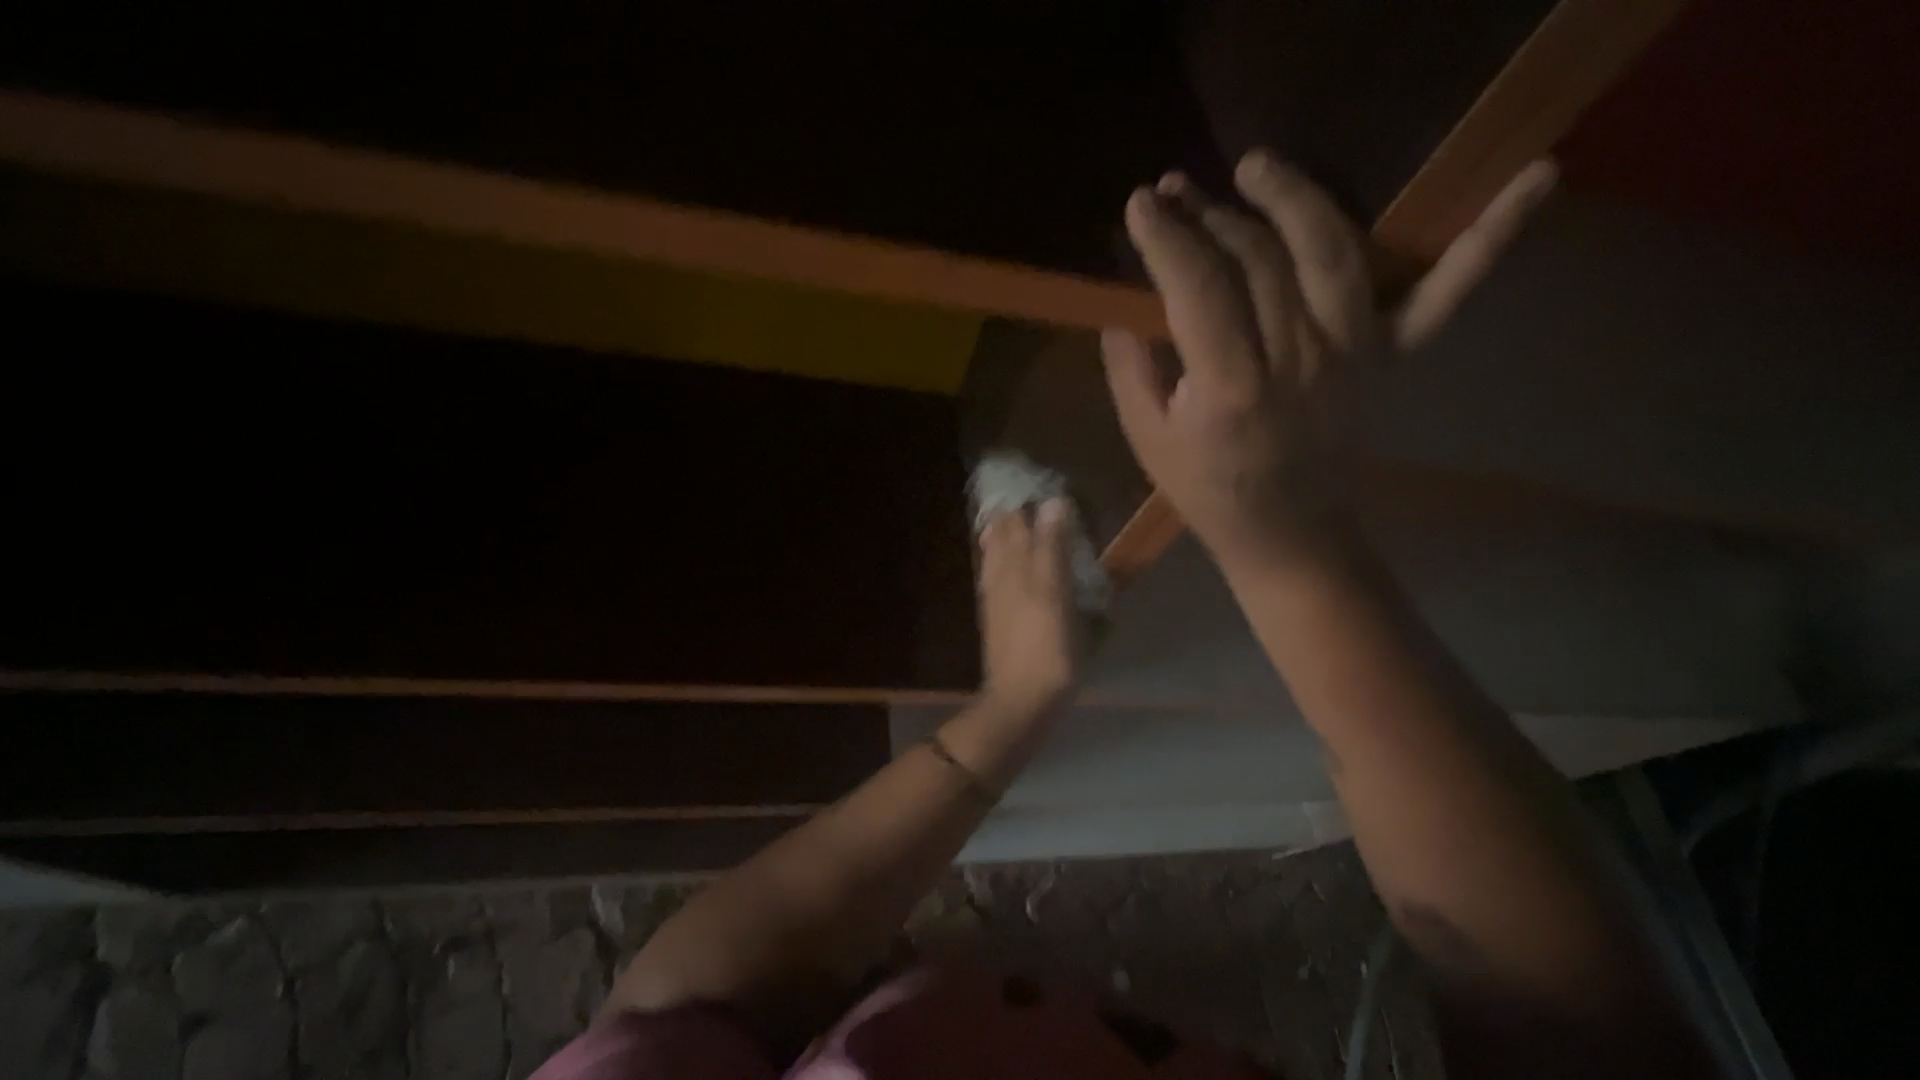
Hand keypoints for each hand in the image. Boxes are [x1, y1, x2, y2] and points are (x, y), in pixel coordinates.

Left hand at [976, 499, 1081, 712]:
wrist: (1022, 701)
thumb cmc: (1046, 648)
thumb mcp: (1055, 595)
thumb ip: (1051, 549)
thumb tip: (1052, 502)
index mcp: (1016, 568)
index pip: (1015, 522)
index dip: (1023, 500)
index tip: (1035, 480)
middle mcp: (1000, 578)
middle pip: (1001, 537)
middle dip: (1011, 516)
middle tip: (1024, 495)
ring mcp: (997, 601)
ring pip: (996, 559)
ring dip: (1005, 538)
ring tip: (1013, 521)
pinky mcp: (1000, 622)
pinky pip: (999, 580)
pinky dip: (1004, 563)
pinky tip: (1008, 566)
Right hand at [1102, 150, 1555, 572]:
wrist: (1292, 536)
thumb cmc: (1211, 492)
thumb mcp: (1148, 439)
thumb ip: (1130, 369)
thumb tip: (1124, 308)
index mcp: (1228, 385)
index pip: (1195, 285)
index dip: (1166, 237)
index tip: (1142, 202)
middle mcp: (1296, 357)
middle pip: (1255, 257)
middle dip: (1210, 214)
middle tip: (1177, 190)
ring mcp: (1353, 351)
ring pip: (1329, 250)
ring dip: (1294, 196)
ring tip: (1256, 165)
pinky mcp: (1392, 355)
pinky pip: (1447, 293)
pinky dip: (1493, 235)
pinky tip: (1541, 174)